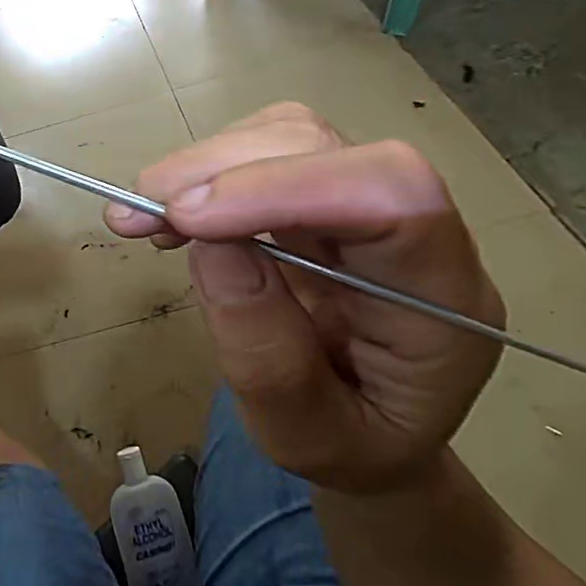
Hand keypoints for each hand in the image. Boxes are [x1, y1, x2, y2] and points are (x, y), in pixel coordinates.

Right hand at [105, 103, 504, 494]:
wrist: (377, 433)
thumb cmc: (355, 448)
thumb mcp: (307, 439)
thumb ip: (267, 359)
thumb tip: (210, 245)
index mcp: (445, 297)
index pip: (393, 196)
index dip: (289, 185)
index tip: (190, 217)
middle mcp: (417, 228)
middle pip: (330, 149)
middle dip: (226, 170)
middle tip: (139, 213)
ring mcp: (370, 202)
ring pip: (294, 136)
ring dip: (209, 164)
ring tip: (145, 214)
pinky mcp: (329, 193)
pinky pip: (272, 152)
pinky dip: (212, 171)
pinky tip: (176, 212)